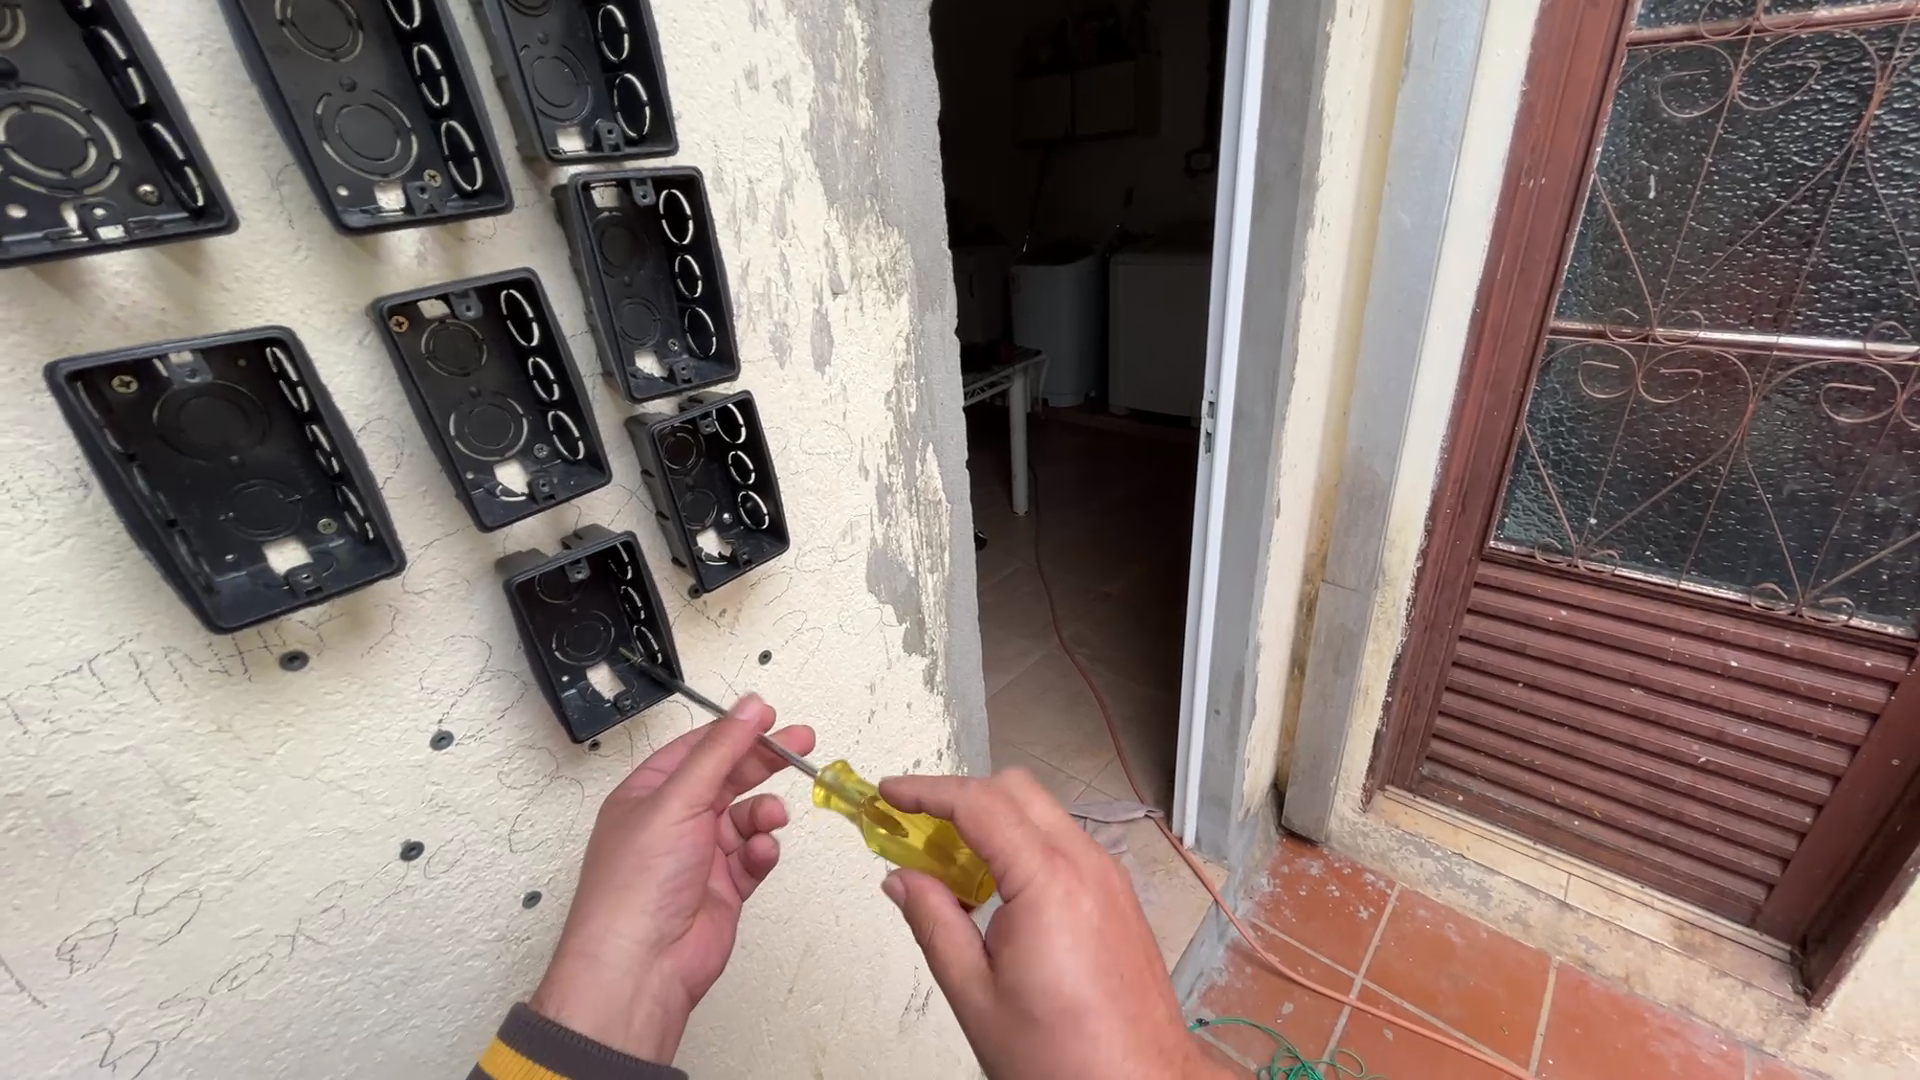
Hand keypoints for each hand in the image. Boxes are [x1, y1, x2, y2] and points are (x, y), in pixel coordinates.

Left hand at [529, 697, 815, 1063]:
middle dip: (765, 760)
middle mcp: (674, 820)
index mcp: (650, 794)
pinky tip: (760, 853)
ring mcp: (700, 854)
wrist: (641, 969)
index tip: (770, 716)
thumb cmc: (637, 885)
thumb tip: (750, 706)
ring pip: (747, 815)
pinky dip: (762, 850)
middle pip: (730, 776)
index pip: (699, 748)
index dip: (735, 730)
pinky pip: (755, 854)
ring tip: (773, 817)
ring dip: (765, 812)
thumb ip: (721, 750)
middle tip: (803, 742)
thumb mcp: (680, 800)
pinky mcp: (724, 885)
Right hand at [877, 770, 1233, 1078]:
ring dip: (993, 818)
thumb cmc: (1070, 1060)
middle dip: (961, 795)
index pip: (979, 804)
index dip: (927, 792)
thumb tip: (902, 879)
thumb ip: (934, 924)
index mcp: (1048, 883)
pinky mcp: (1116, 889)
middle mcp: (1085, 864)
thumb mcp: (978, 996)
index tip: (892, 793)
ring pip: (1040, 809)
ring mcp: (1107, 873)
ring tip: (953, 862)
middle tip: (919, 825)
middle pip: (1013, 789)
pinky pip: (1061, 838)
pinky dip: (1022, 841)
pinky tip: (998, 886)